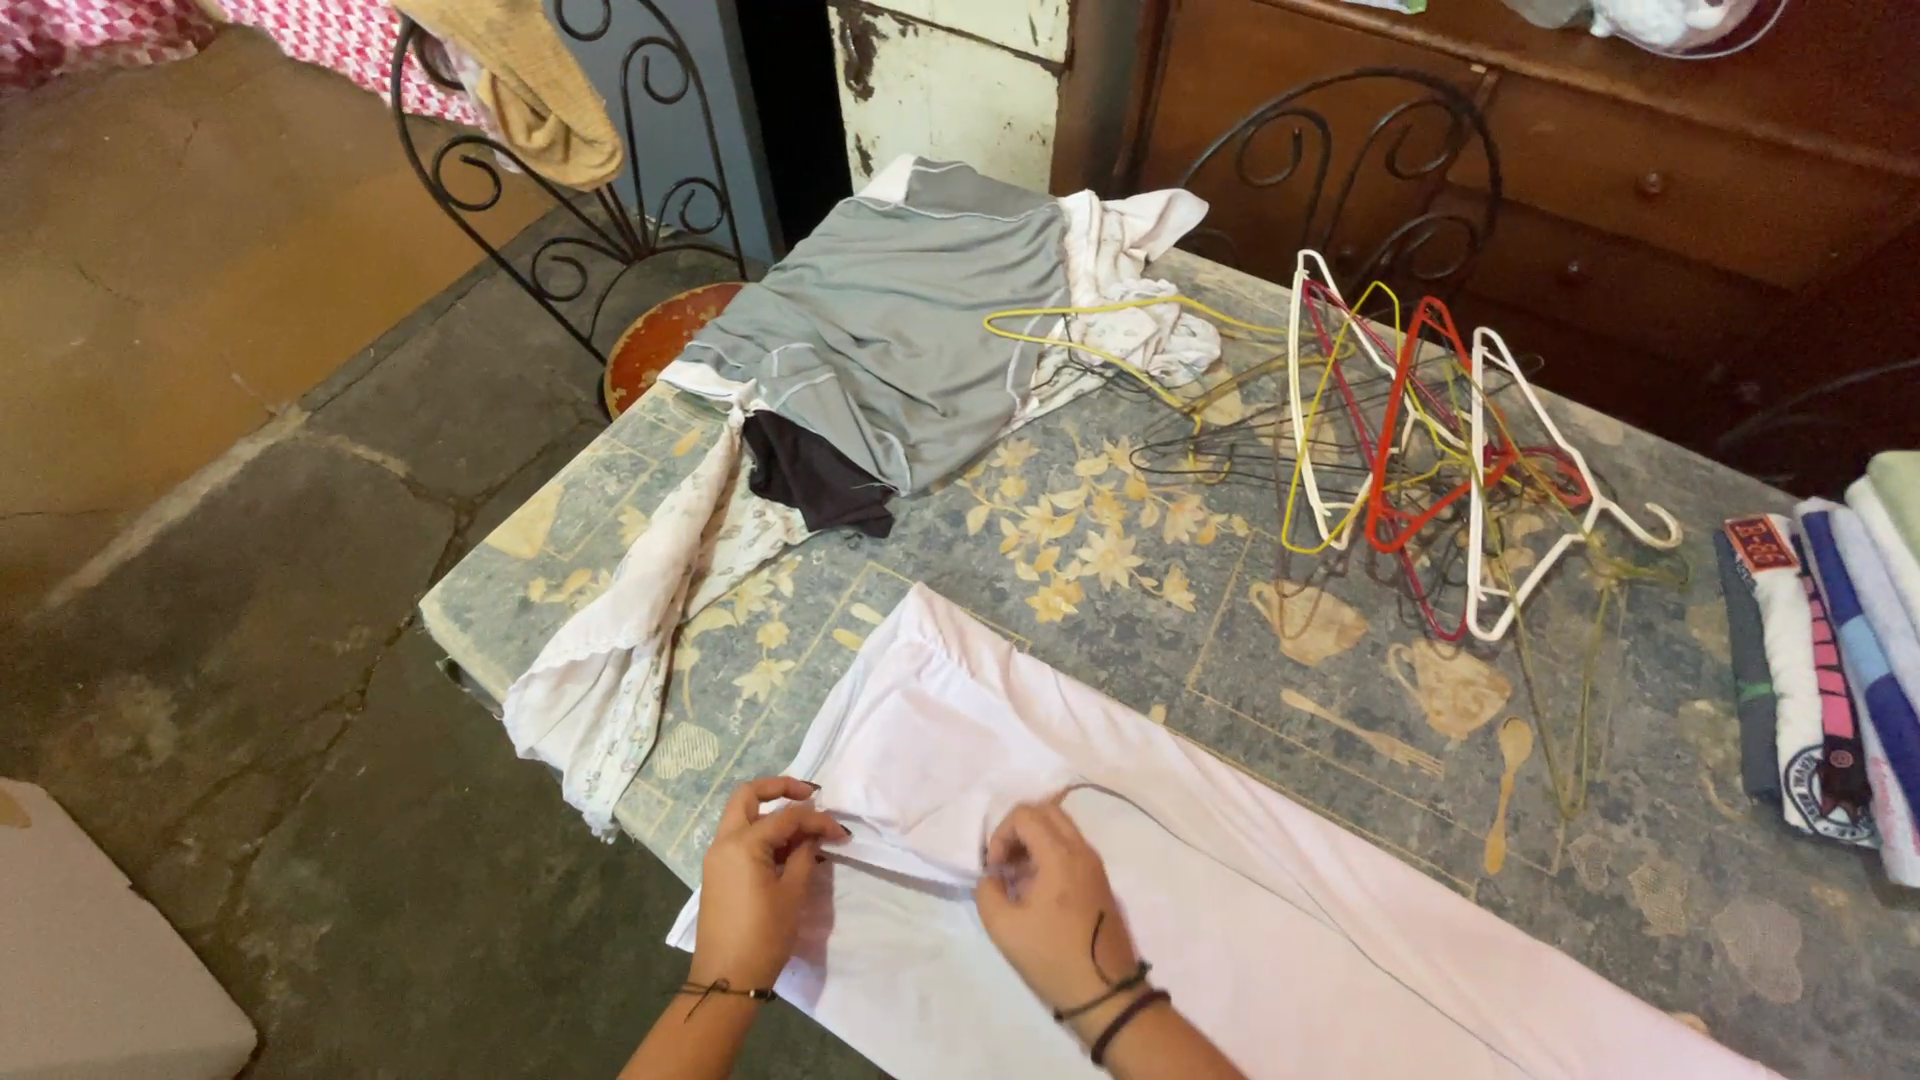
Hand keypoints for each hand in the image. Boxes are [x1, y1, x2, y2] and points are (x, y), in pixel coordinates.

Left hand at [690, 776, 850, 989]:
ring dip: (771, 813)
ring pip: (742, 815)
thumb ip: (805, 853)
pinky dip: (763, 833)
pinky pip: (740, 838)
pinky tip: (788, 850)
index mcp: (742, 843)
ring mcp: (717, 857)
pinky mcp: (718, 873)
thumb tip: (813, 832)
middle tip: (809, 796)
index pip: (786, 816)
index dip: (817, 820)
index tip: (840, 832)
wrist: (726, 981)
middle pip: (748, 796)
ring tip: (804, 831)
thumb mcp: (792, 892)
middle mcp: (724, 842)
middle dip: (780, 788)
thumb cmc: (763, 936)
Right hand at [973, 797, 1142, 1022]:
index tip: (995, 869)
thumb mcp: (1004, 929)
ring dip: (1034, 841)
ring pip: (1061, 827)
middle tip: (1005, 863)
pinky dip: (1049, 853)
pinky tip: (1037, 890)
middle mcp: (1082, 850)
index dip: (1001, 835)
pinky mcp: (1100, 879)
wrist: (1107, 994)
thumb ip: (987, 892)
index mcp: (1060, 856)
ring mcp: (1095, 864)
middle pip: (1046, 810)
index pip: (1025, 814)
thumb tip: (991, 878)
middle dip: (1018, 830)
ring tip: (1018, 879)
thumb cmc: (1053, 958)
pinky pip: (1071, 847)